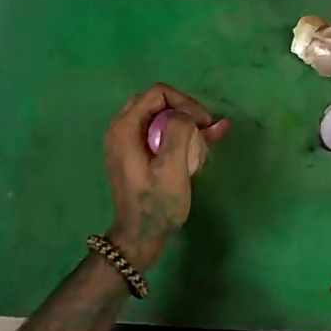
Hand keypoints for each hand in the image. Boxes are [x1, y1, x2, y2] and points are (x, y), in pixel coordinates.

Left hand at [103, 83, 229, 269]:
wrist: (139, 237)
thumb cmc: (156, 204)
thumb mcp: (172, 167)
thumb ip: (178, 132)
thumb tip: (185, 116)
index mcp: (124, 128)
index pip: (158, 93)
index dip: (185, 102)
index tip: (204, 124)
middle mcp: (119, 130)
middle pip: (157, 102)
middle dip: (186, 111)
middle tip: (207, 129)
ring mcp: (124, 143)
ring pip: (158, 118)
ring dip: (185, 123)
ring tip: (210, 136)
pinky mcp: (132, 155)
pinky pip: (155, 134)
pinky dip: (177, 136)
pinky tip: (200, 145)